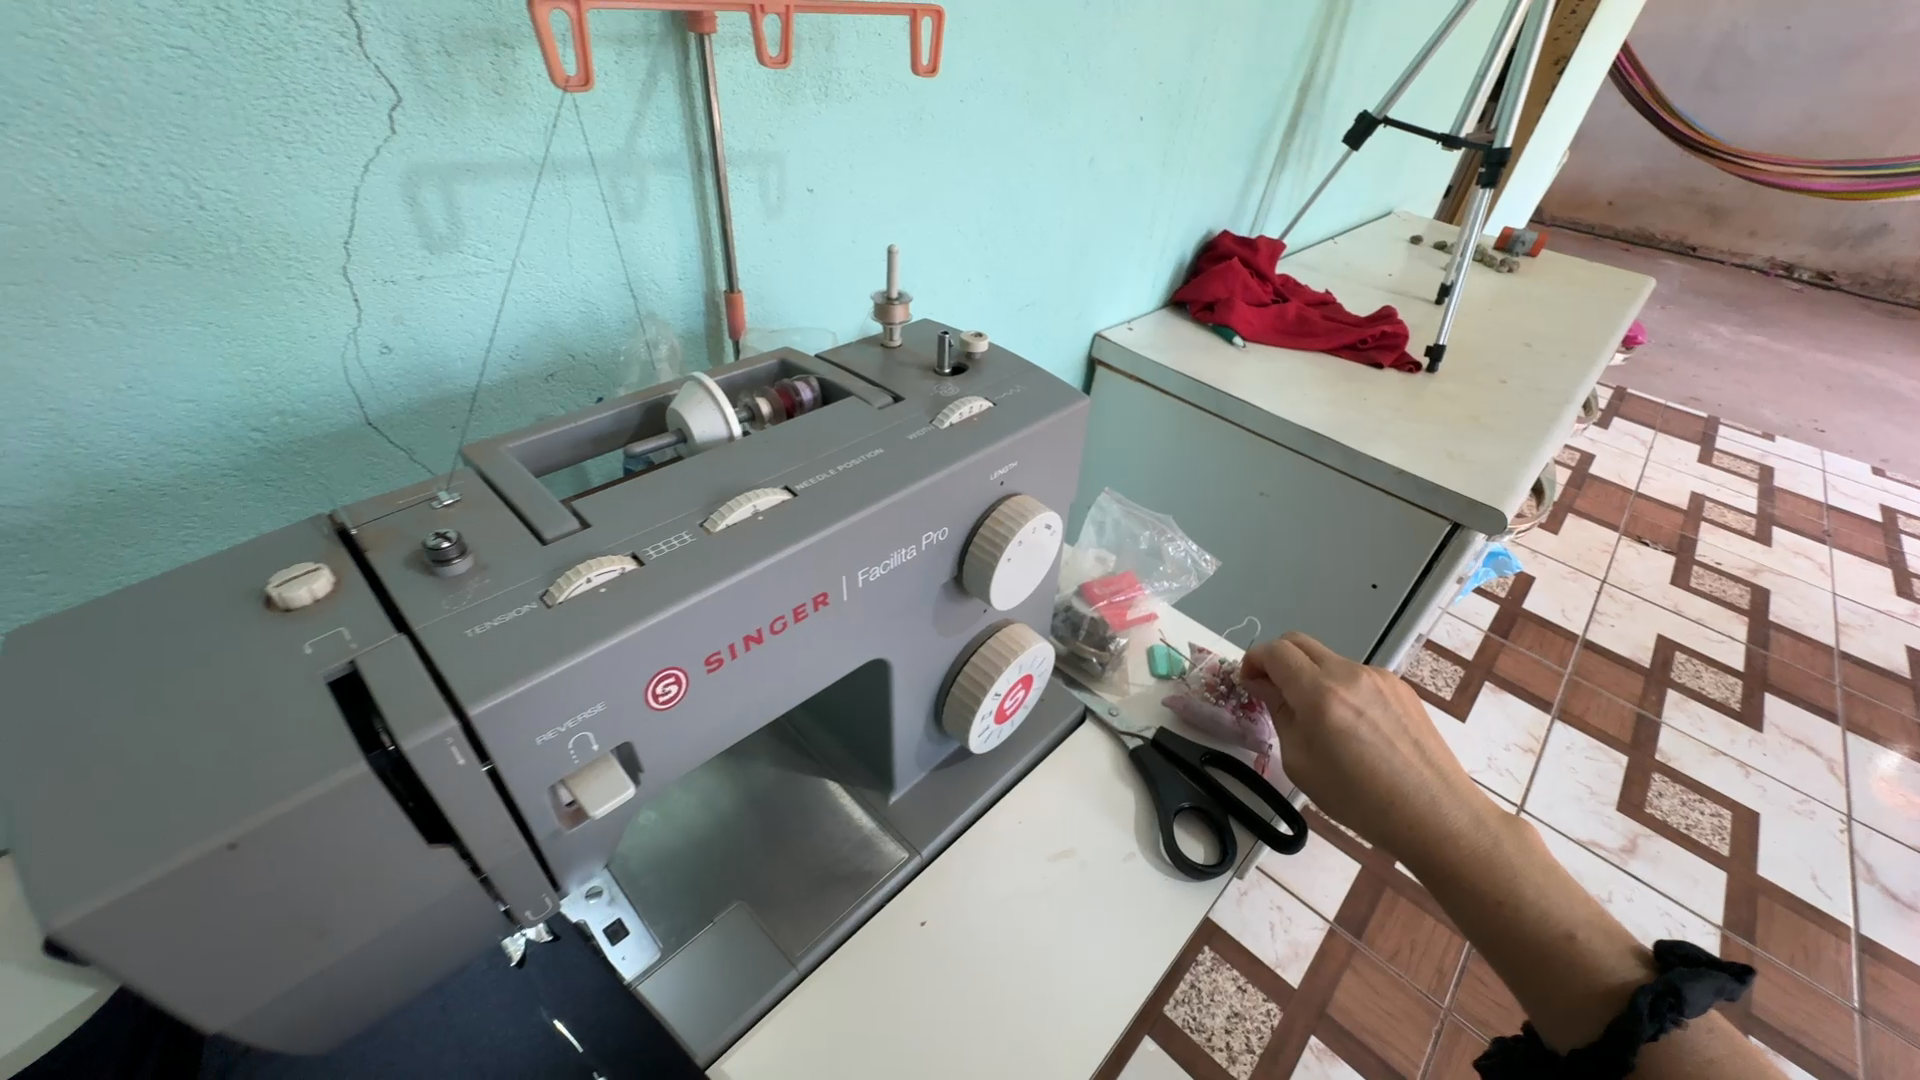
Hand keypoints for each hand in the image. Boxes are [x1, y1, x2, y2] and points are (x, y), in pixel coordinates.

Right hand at [1240, 631, 1503, 864]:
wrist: (1436, 815)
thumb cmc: (1360, 800)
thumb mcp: (1300, 763)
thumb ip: (1279, 714)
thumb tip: (1265, 686)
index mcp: (1320, 694)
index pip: (1274, 651)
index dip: (1253, 660)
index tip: (1247, 682)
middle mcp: (1349, 674)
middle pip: (1298, 642)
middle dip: (1276, 659)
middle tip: (1270, 690)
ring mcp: (1379, 677)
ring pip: (1328, 660)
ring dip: (1309, 676)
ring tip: (1315, 719)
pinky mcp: (1401, 688)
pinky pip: (1356, 676)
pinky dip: (1338, 688)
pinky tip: (1351, 727)